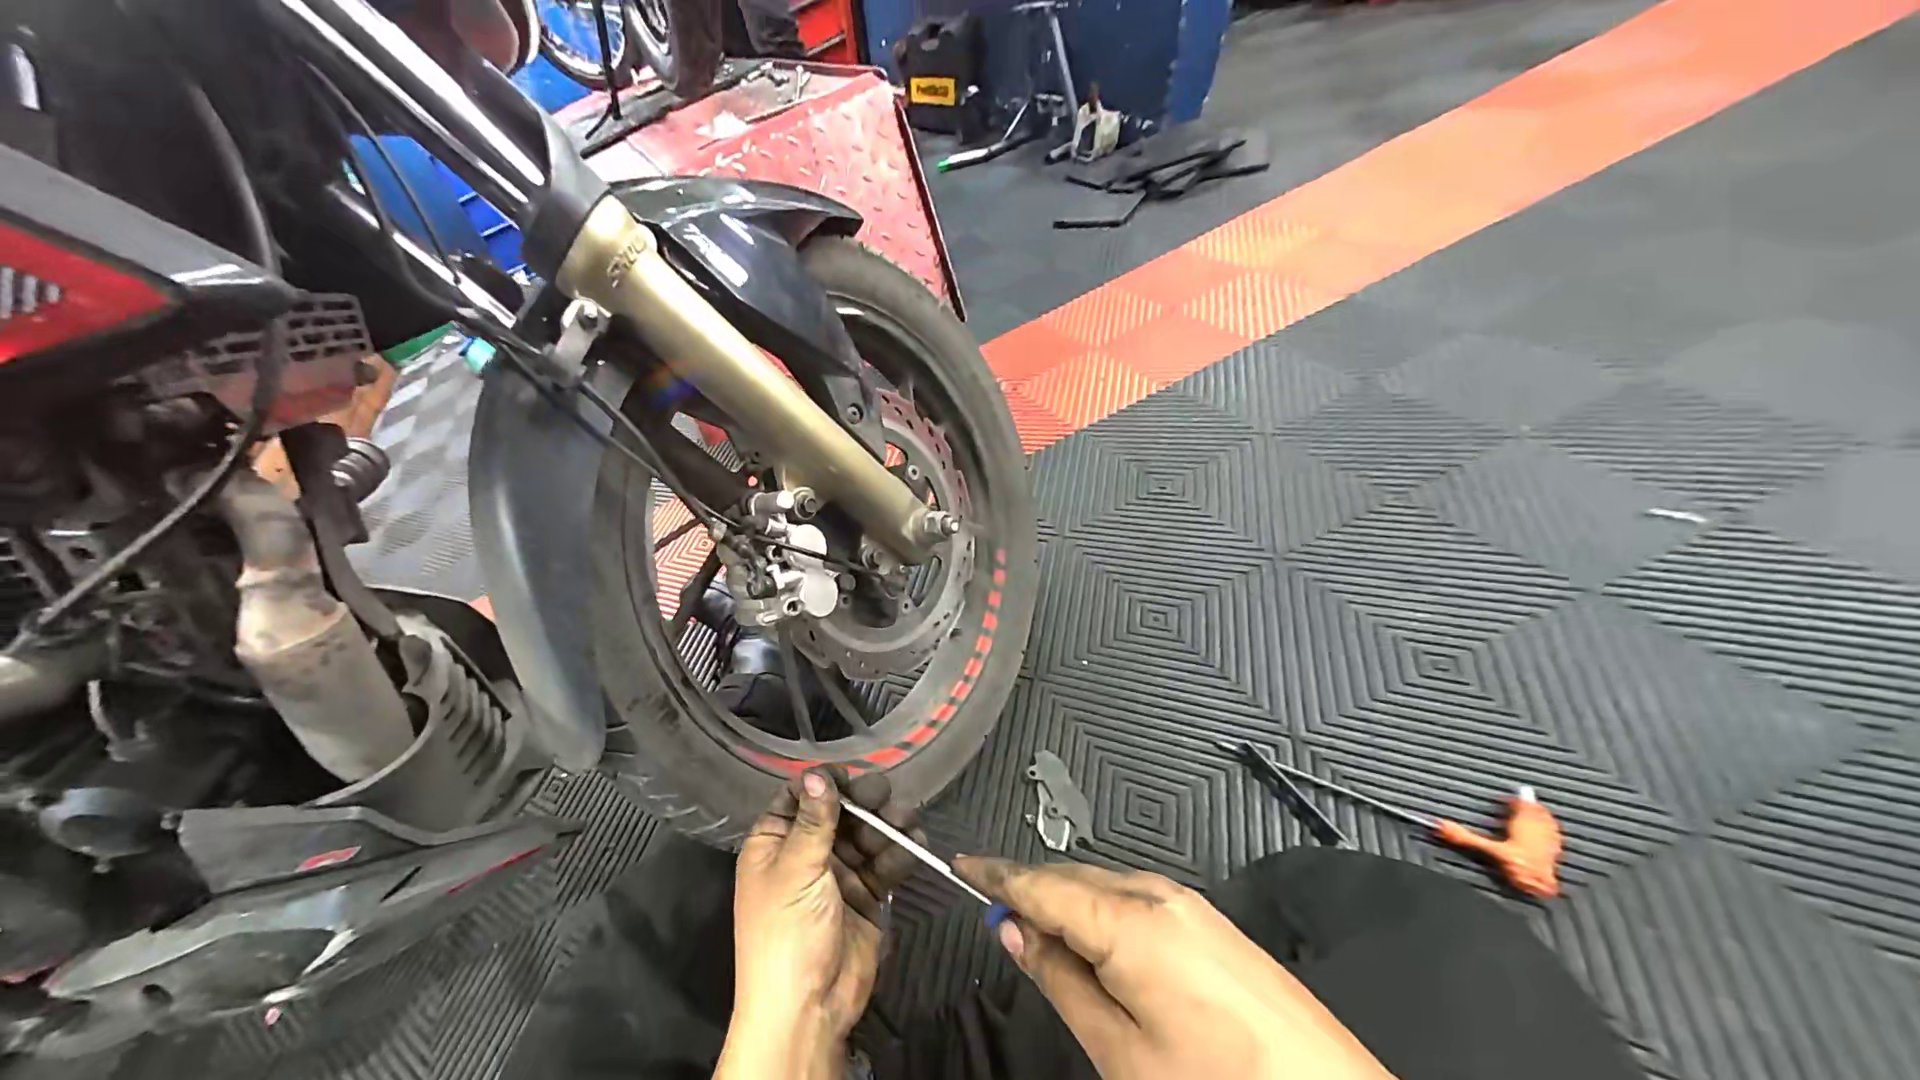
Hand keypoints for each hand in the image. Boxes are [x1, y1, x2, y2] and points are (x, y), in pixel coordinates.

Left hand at [716, 769, 923, 1079]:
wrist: (808, 1008)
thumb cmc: (787, 932)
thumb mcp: (796, 870)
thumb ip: (814, 820)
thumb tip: (817, 774)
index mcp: (775, 842)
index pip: (799, 797)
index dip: (823, 782)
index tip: (849, 775)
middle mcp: (807, 852)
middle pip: (840, 812)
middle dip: (864, 802)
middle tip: (884, 796)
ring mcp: (839, 873)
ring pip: (868, 834)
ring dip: (887, 825)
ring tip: (905, 822)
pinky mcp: (868, 894)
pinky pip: (886, 861)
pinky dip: (902, 851)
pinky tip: (914, 843)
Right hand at [955, 858, 1396, 1079]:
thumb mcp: (1120, 1049)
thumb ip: (1061, 978)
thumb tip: (1015, 932)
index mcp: (1130, 920)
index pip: (1042, 884)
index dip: (997, 875)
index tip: (962, 865)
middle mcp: (1157, 893)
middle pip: (1071, 877)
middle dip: (1029, 887)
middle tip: (993, 908)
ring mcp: (1189, 902)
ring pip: (1103, 884)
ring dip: (1065, 898)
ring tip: (1037, 930)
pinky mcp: (1208, 919)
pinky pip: (1135, 896)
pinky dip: (1100, 908)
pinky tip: (1094, 938)